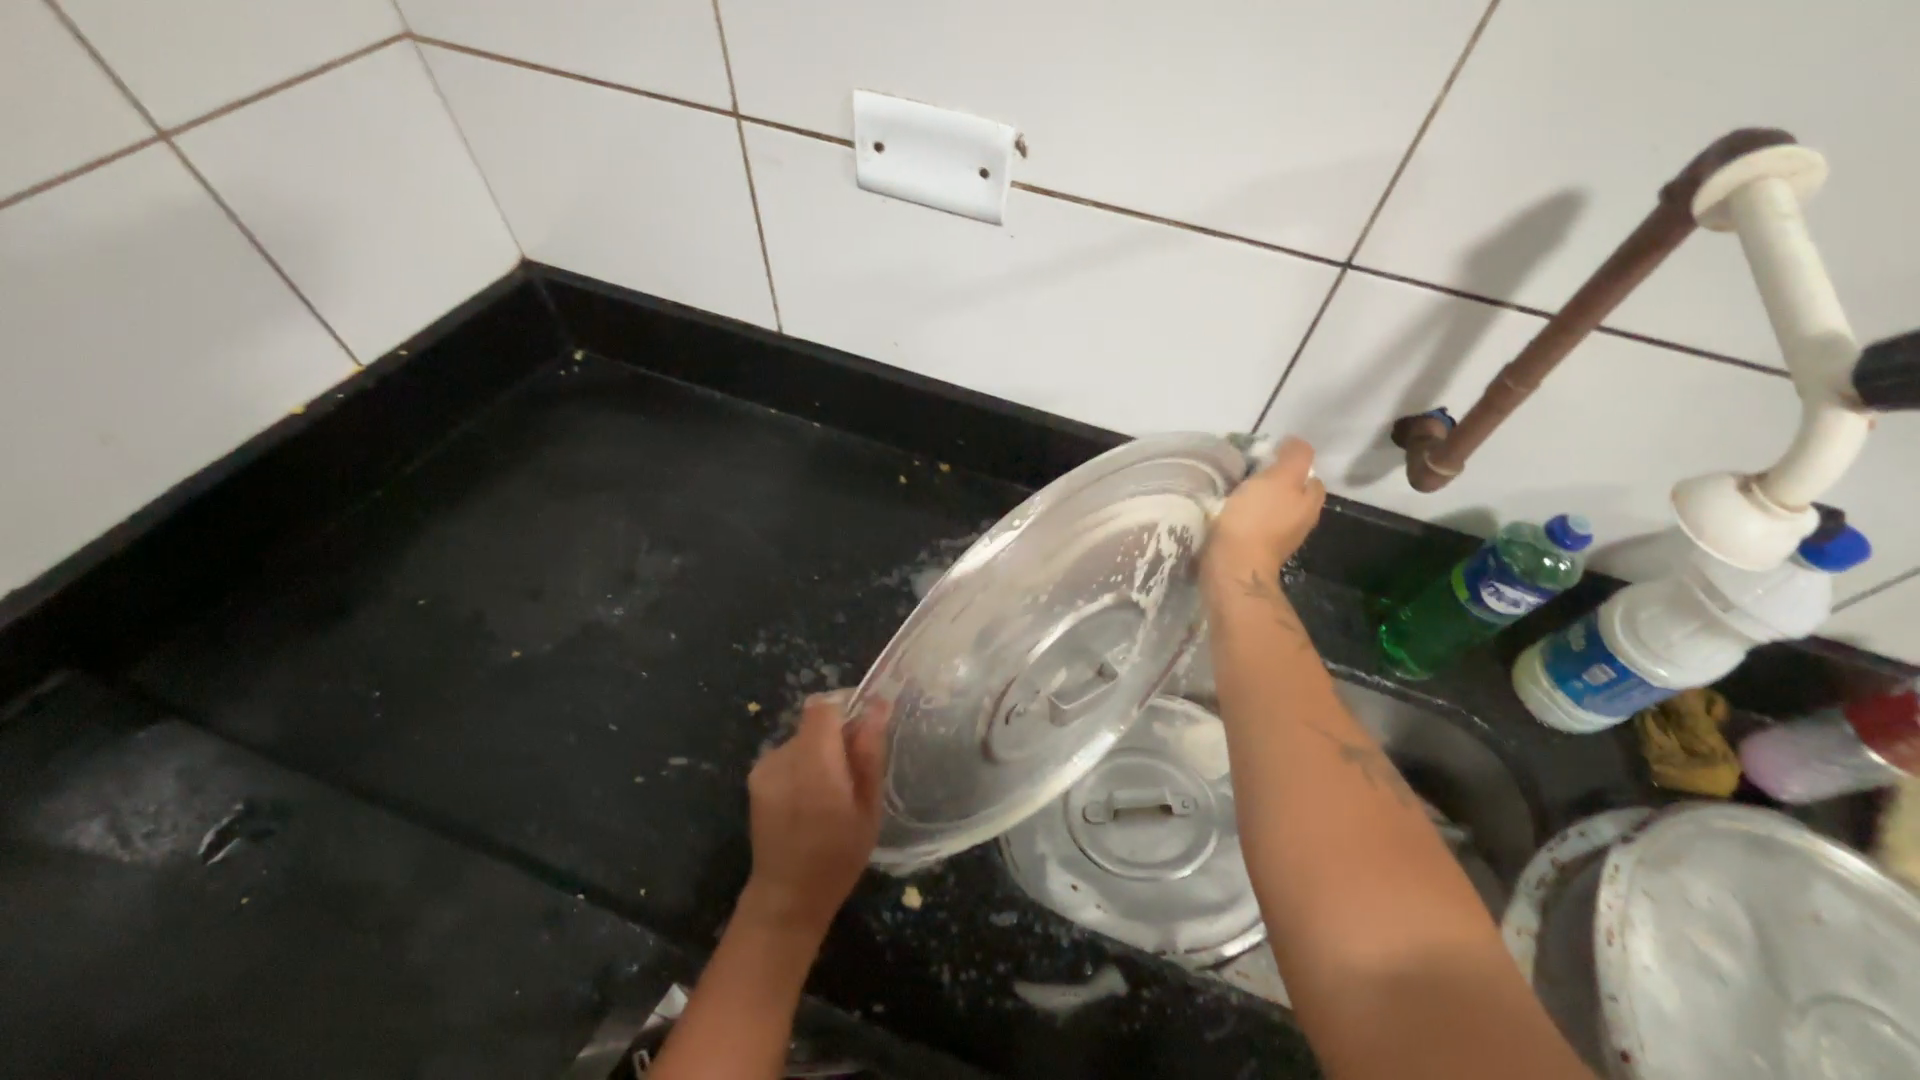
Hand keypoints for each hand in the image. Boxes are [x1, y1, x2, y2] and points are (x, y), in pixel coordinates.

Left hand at [738, 690, 888, 940]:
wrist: (788, 895)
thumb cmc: (839, 856)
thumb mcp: (868, 807)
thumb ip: (869, 753)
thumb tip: (877, 707)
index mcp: (814, 764)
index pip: (824, 706)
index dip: (847, 707)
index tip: (867, 728)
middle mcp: (782, 757)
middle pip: (814, 723)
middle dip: (837, 736)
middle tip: (856, 771)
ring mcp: (763, 767)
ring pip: (802, 739)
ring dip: (820, 752)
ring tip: (833, 791)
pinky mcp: (754, 778)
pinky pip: (787, 756)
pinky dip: (803, 766)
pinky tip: (810, 799)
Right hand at [1205, 436, 1326, 582]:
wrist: (1232, 566)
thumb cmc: (1257, 519)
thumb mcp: (1281, 477)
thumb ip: (1295, 456)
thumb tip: (1295, 443)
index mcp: (1310, 503)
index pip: (1311, 476)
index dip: (1292, 463)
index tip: (1267, 458)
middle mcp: (1300, 522)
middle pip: (1290, 493)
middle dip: (1272, 482)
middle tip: (1247, 472)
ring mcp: (1277, 539)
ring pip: (1270, 509)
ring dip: (1255, 500)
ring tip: (1233, 490)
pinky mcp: (1254, 550)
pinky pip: (1252, 524)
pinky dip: (1242, 516)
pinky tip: (1227, 512)